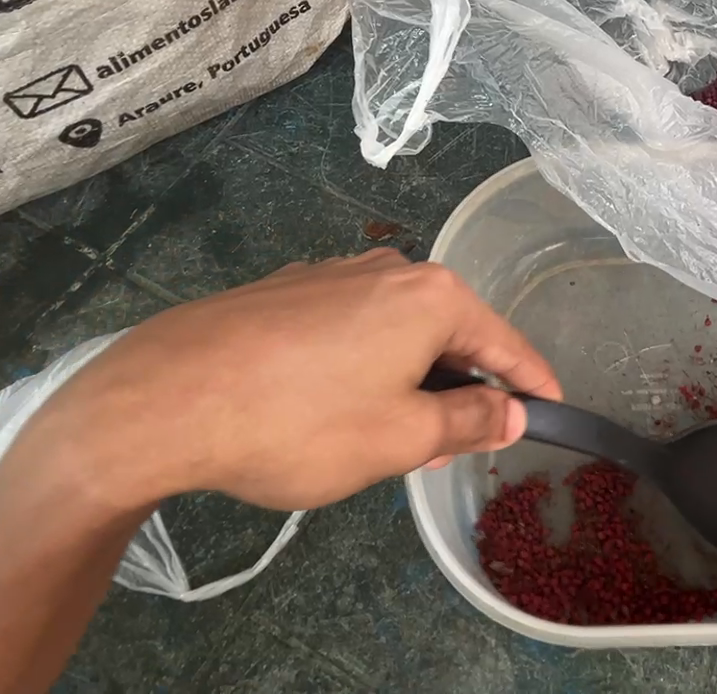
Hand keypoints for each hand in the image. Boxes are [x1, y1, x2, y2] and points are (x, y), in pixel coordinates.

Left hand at [31, 250, 561, 511]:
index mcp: (432, 296)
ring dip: (410, 379)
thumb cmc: (302, 421)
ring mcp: (336, 274)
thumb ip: (468, 420)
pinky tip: (330, 402)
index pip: (505, 343)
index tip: (552, 411)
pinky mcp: (290, 288)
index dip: (532, 383)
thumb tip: (512, 411)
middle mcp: (391, 270)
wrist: (164, 396)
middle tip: (448, 447)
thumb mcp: (401, 437)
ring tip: (383, 434)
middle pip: (450, 334)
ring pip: (398, 331)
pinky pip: (353, 327)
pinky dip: (365, 363)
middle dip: (459, 389)